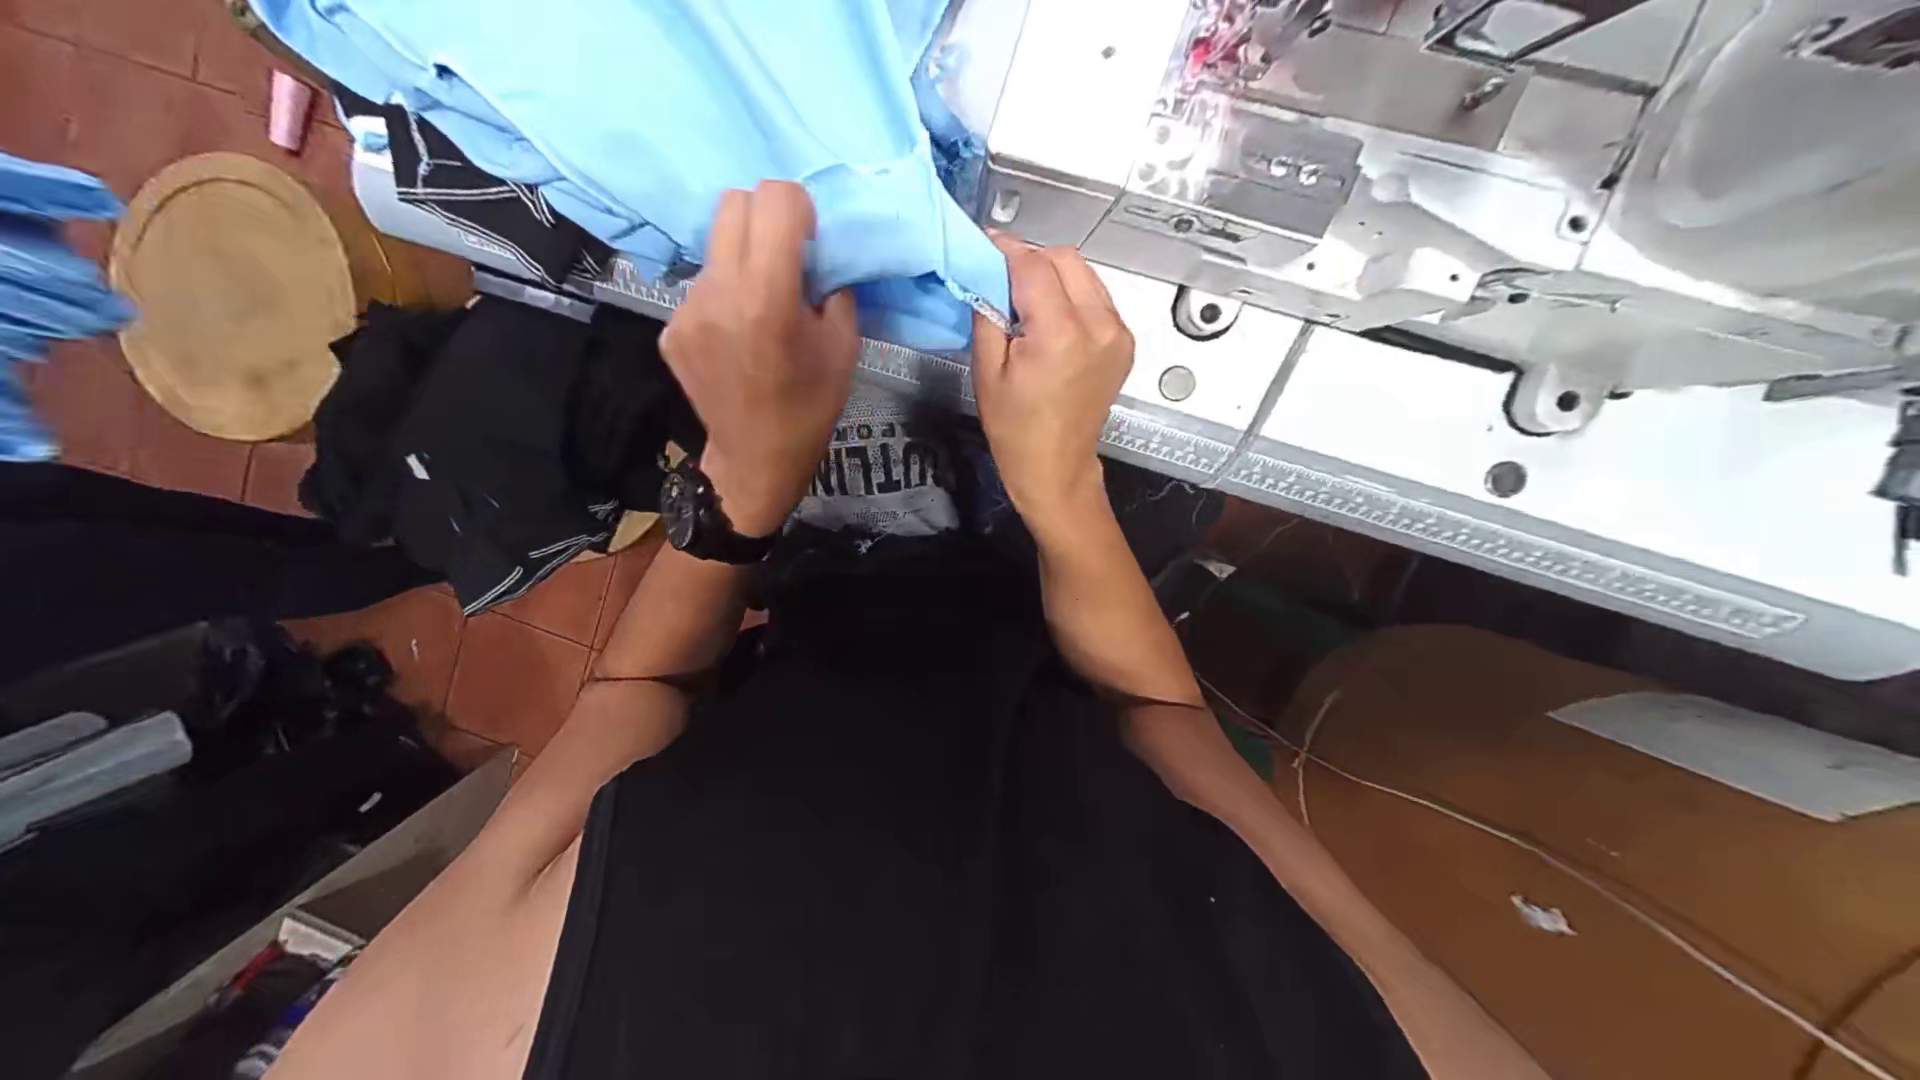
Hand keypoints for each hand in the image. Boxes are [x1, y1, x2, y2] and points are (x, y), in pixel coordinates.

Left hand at [661, 181, 858, 536]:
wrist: (757, 458)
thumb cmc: (810, 407)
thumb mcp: (843, 348)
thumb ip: (834, 289)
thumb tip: (820, 258)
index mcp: (767, 295)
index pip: (774, 198)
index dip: (799, 209)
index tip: (810, 241)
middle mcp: (719, 291)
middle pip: (734, 202)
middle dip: (766, 218)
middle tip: (785, 259)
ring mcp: (687, 309)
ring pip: (715, 246)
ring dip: (742, 260)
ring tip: (758, 309)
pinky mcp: (671, 328)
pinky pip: (700, 287)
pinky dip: (723, 298)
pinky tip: (736, 337)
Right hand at [971, 234, 1132, 535]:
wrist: (1056, 467)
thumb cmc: (1016, 430)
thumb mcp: (987, 370)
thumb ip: (987, 311)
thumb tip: (986, 274)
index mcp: (1061, 334)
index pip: (1033, 265)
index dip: (1006, 250)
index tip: (985, 248)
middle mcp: (1099, 326)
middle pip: (1064, 258)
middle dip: (1030, 259)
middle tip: (1002, 277)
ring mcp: (1118, 334)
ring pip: (1084, 273)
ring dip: (1053, 274)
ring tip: (1025, 301)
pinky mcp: (1124, 342)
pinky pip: (1097, 297)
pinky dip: (1072, 294)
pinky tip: (1050, 317)